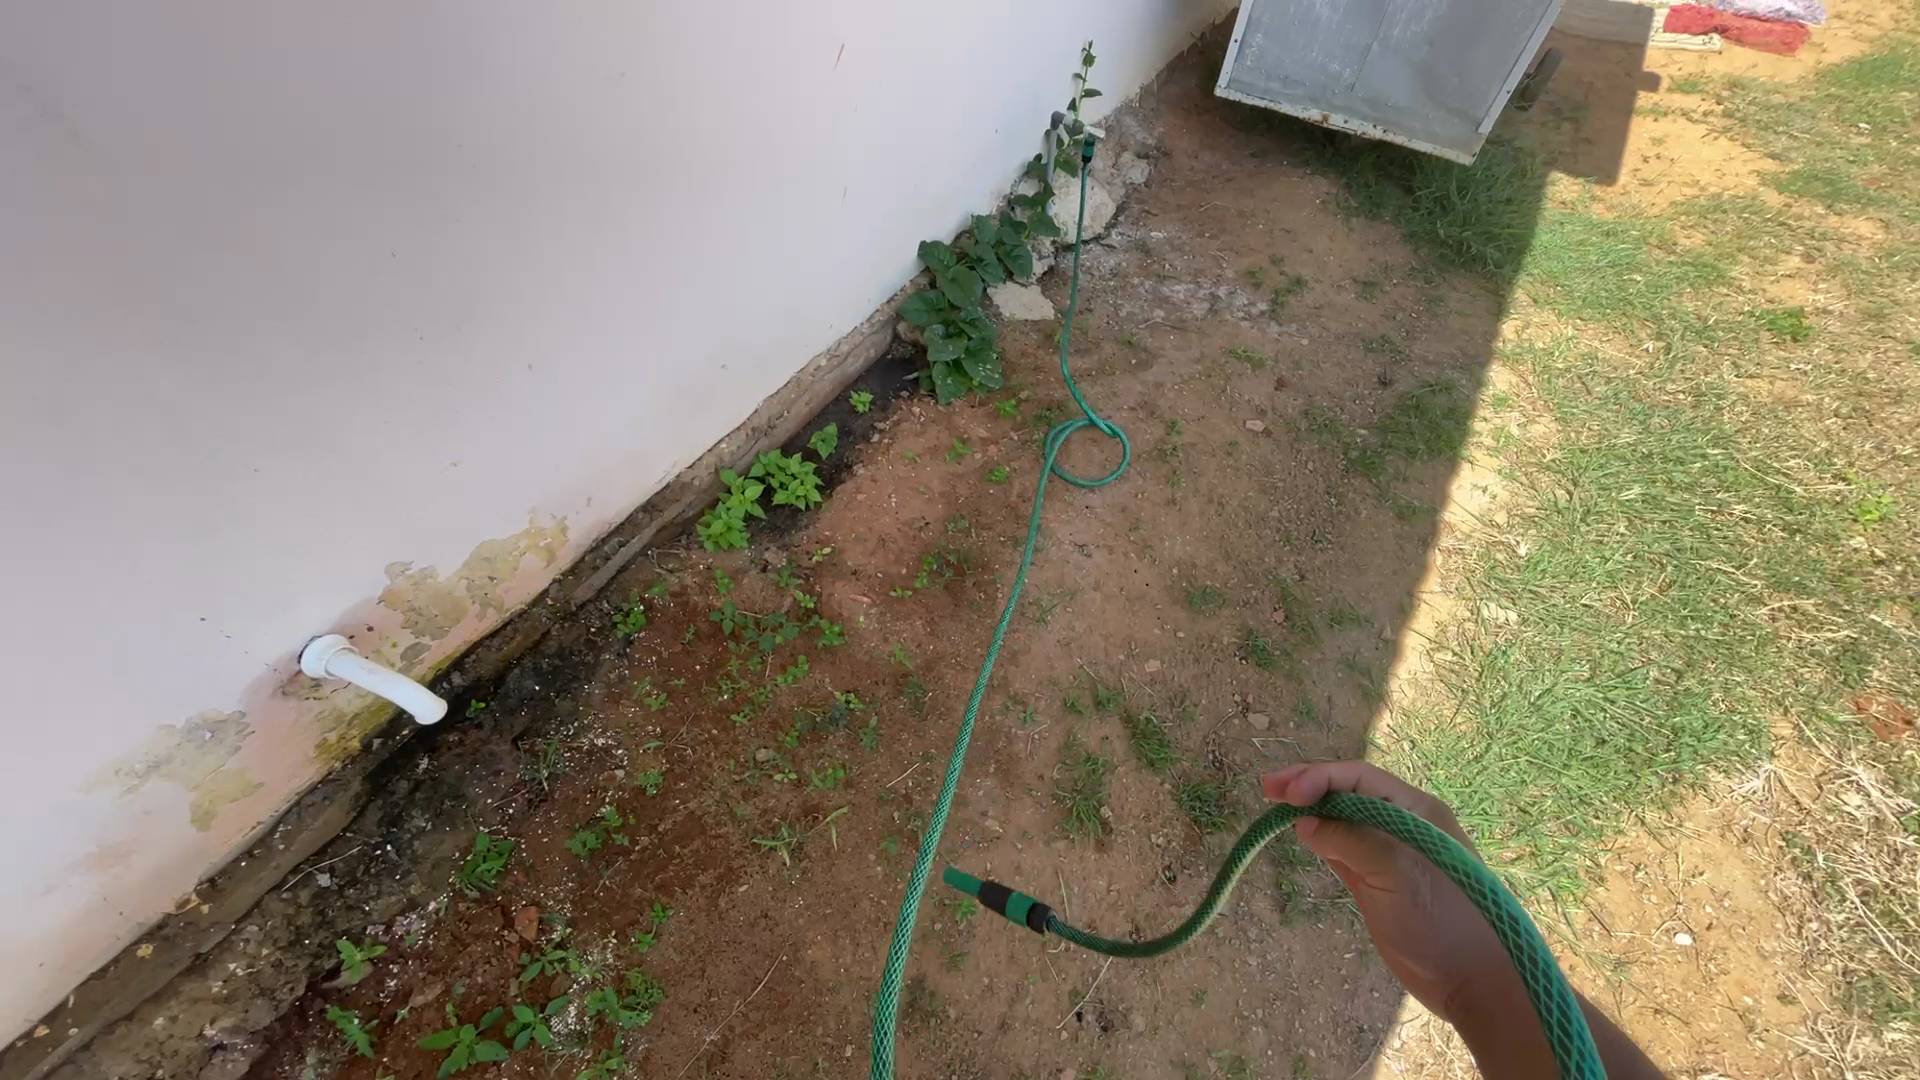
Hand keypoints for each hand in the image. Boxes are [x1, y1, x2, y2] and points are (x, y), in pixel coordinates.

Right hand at [1261, 761, 1518, 1024]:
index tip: (1288, 794)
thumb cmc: (1443, 923)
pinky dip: (1315, 832)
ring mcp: (1385, 847)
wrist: (1473, 985)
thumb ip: (1352, 841)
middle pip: (1344, 790)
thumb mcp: (1398, 875)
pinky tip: (1297, 830)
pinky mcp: (1373, 874)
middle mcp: (1399, 820)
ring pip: (1338, 814)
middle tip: (1268, 789)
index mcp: (1414, 810)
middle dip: (1306, 785)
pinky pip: (1338, 841)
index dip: (1320, 778)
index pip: (1358, 777)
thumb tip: (1303, 823)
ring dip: (1306, 807)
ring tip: (1273, 804)